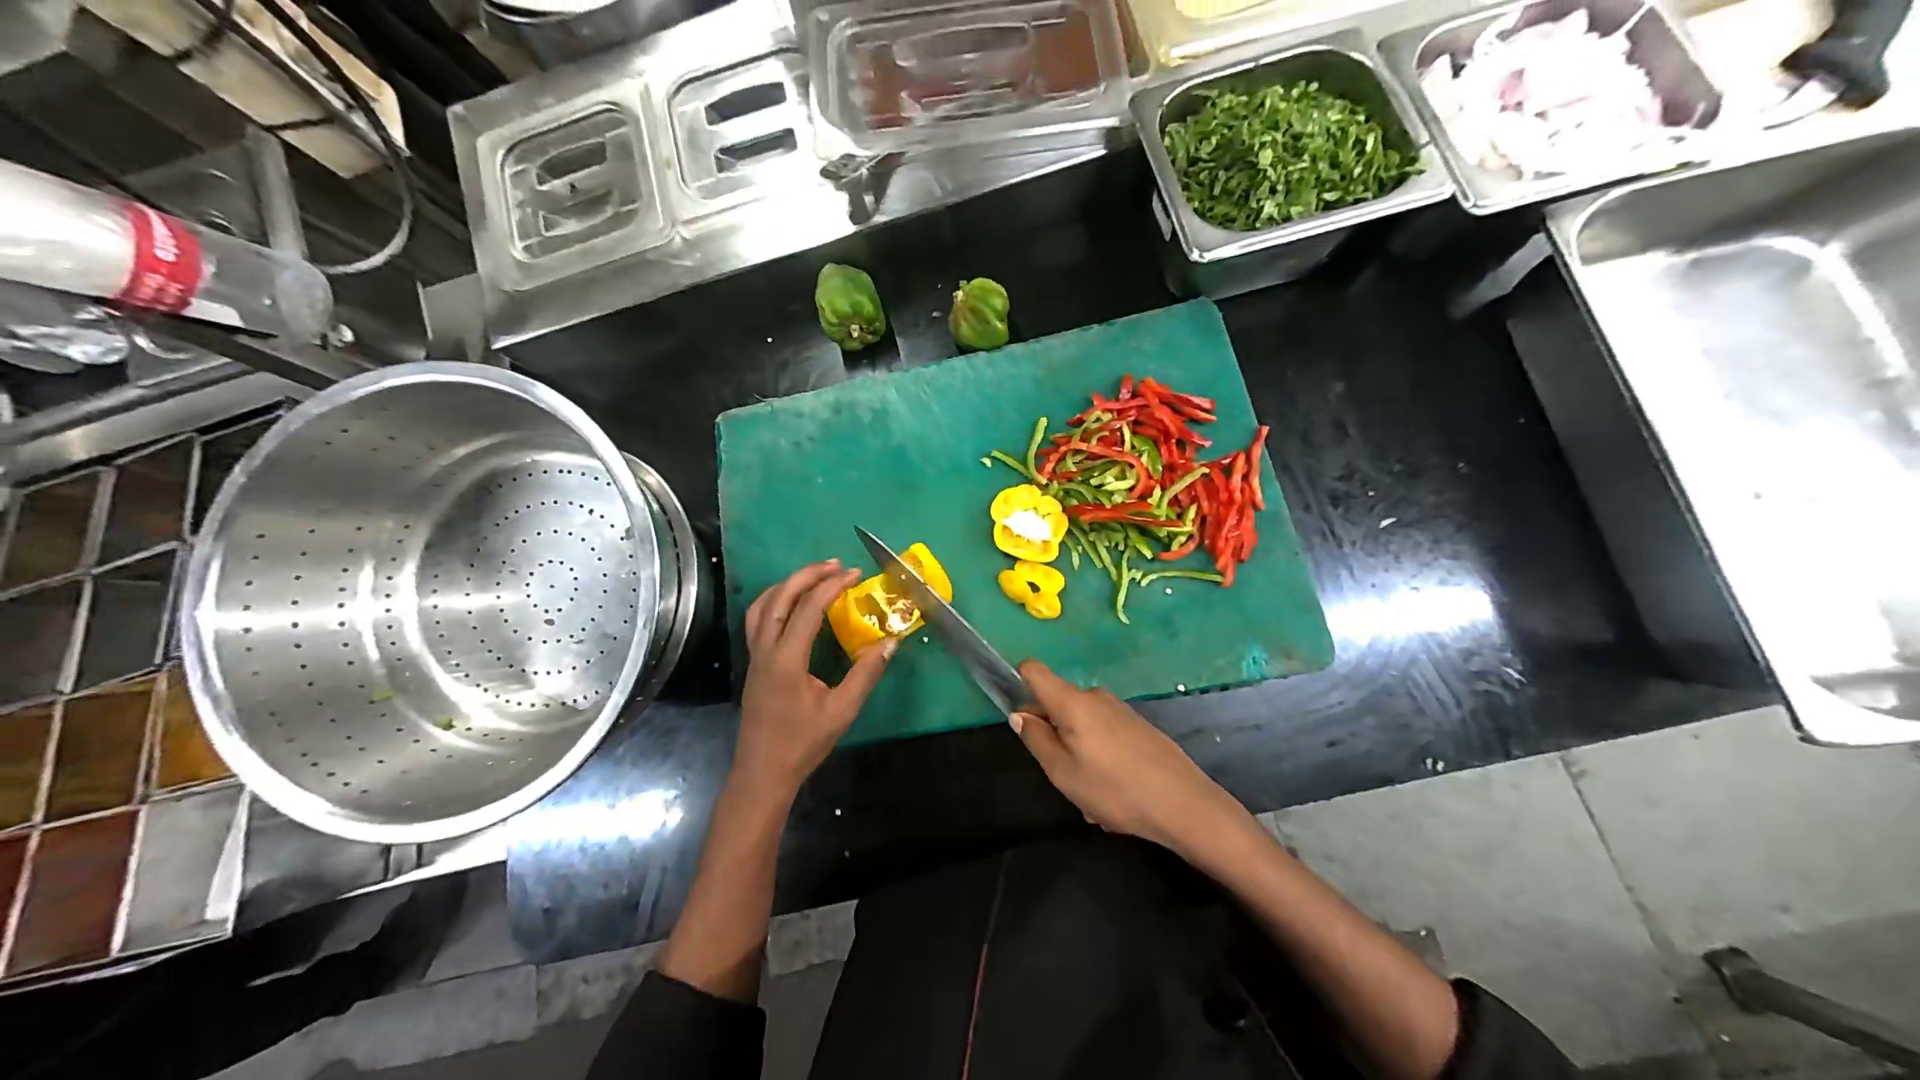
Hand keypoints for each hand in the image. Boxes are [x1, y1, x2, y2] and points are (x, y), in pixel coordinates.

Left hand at [735, 560, 895, 797]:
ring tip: (815, 576)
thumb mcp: (842, 711)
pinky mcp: (753, 662)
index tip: (854, 574)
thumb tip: (890, 642)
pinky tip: (792, 603)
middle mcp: (766, 649)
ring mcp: (755, 655)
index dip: (832, 586)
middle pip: (780, 597)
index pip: (808, 608)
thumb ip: (866, 674)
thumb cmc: (803, 743)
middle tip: (836, 565)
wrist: (764, 771)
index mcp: (787, 659)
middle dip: (808, 575)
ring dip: (789, 584)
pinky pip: (758, 618)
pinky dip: (775, 599)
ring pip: (763, 604)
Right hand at [1010, 660, 1252, 856]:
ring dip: (1078, 753)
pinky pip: (1104, 735)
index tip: (1022, 718)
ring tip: (1092, 796)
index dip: (1020, 684)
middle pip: (1059, 704)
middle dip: (1053, 735)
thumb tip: (1021, 714)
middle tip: (1064, 776)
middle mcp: (1096, 697)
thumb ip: (1036, 739)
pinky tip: (1115, 793)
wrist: (1184, 804)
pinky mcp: (1139, 726)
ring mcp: (1120, 710)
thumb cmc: (1114, 789)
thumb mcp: (1062, 772)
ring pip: (1082, 725)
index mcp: (1072, 702)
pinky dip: (1100, 758)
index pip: (1034, 671)